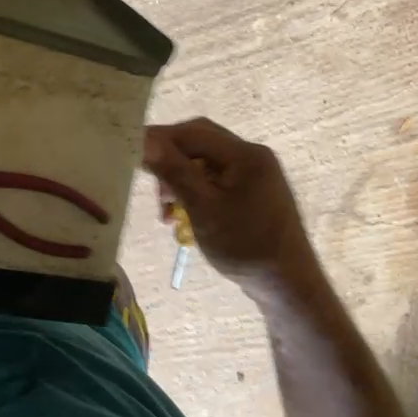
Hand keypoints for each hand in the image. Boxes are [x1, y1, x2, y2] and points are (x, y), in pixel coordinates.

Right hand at [143, 119, 315, 296]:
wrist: (287, 283)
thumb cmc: (244, 246)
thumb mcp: (203, 208)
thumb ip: (175, 171)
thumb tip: (146, 141)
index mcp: (245, 154)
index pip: (192, 133)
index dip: (159, 139)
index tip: (130, 153)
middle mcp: (253, 155)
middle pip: (200, 143)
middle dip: (170, 160)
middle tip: (152, 185)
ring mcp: (256, 173)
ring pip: (206, 162)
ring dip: (181, 178)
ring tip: (167, 209)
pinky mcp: (254, 190)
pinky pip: (217, 178)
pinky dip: (196, 190)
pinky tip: (184, 213)